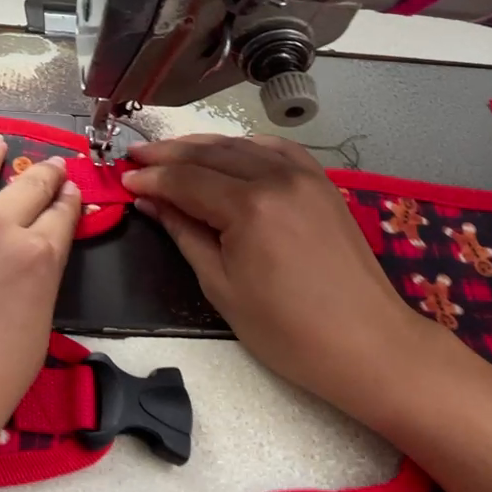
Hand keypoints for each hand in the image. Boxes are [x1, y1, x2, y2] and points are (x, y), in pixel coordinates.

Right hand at [121, 134, 432, 418]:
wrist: (368, 345)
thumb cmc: (288, 331)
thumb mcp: (221, 286)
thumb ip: (184, 234)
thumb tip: (150, 202)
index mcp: (248, 207)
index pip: (185, 179)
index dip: (151, 178)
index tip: (122, 180)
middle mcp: (276, 178)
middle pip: (210, 154)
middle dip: (168, 154)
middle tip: (136, 157)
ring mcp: (304, 176)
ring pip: (241, 145)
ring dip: (202, 146)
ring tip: (170, 152)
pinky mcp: (322, 183)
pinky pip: (275, 150)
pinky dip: (244, 147)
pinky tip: (227, 153)